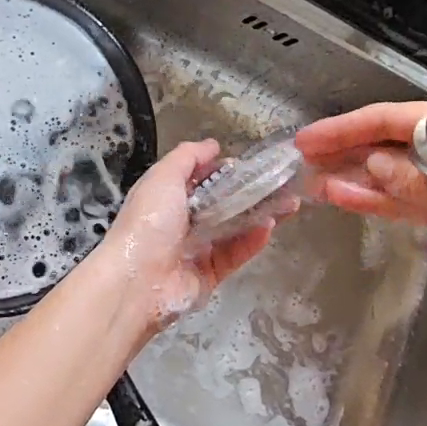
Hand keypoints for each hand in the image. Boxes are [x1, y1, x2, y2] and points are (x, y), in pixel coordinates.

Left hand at [89, 139, 289, 329]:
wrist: (137, 280)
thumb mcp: (163, 176)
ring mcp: (196, 249)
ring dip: (259, 215)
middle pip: (221, 204)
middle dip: (249, 193)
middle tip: (281, 183)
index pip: (199, 179)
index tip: (250, 163)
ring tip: (288, 202)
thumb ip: (188, 157)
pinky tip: (270, 226)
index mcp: (166, 196)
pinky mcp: (209, 275)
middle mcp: (180, 222)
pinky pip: (235, 255)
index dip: (223, 170)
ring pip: (233, 229)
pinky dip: (252, 241)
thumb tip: (213, 145)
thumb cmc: (149, 221)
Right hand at [294, 102, 426, 326]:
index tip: (310, 139)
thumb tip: (374, 163)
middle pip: (398, 142)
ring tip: (316, 182)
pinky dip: (389, 201)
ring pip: (405, 174)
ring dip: (362, 178)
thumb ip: (418, 182)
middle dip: (349, 151)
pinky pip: (421, 200)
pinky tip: (353, 201)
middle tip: (304, 160)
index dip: (350, 128)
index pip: (399, 119)